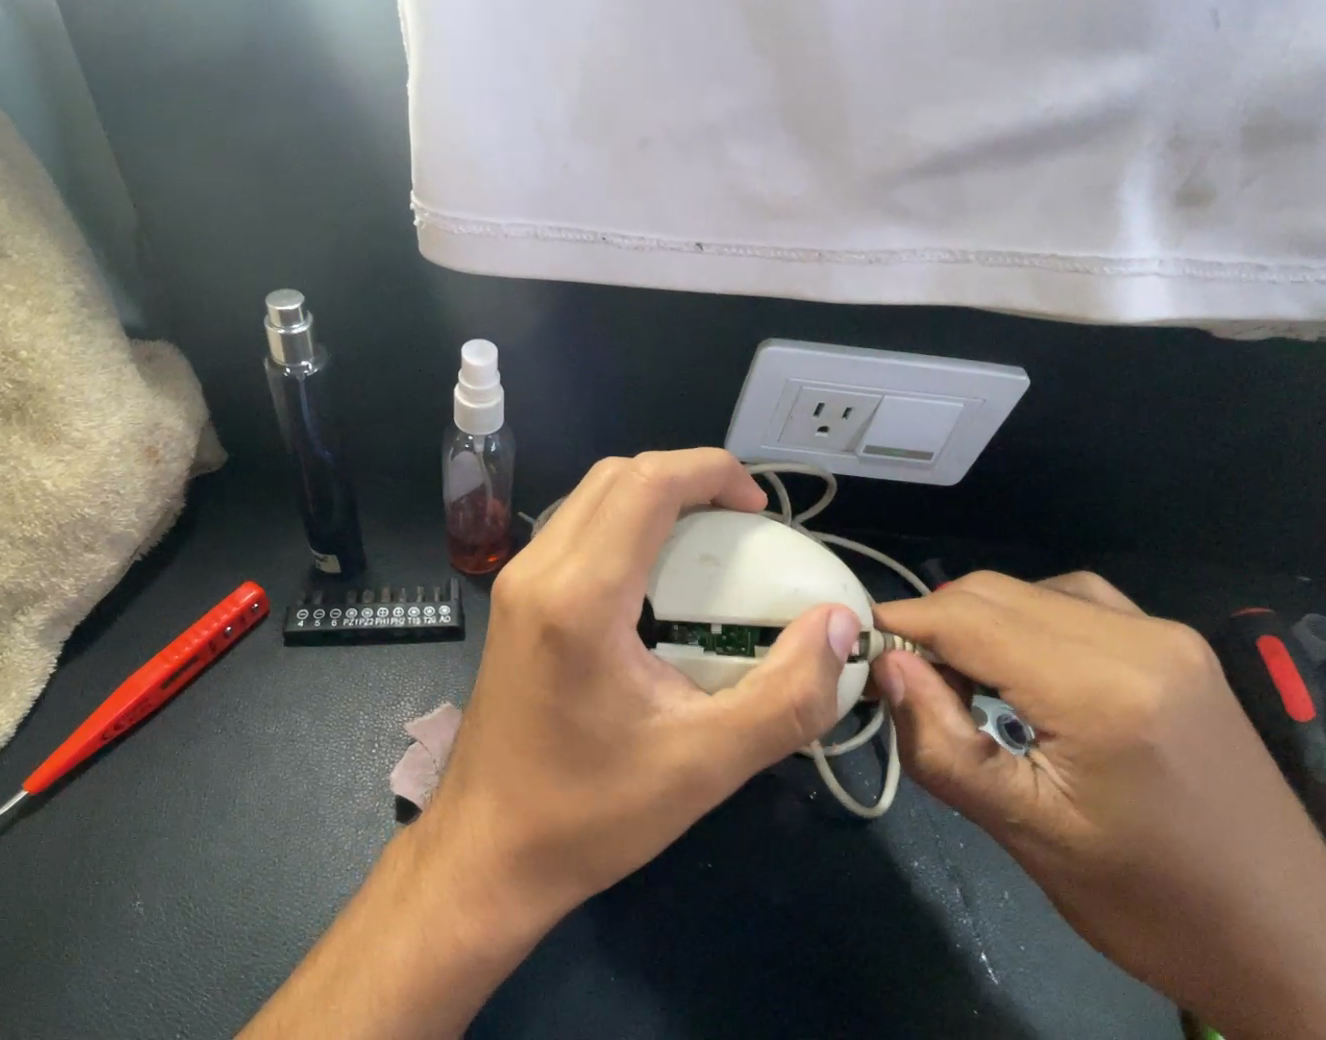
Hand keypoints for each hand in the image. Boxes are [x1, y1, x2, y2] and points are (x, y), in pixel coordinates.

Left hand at [247, 449, 859, 1039]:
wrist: (486, 854)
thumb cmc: (590, 813)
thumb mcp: (706, 764)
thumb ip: (788, 695)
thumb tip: (838, 627)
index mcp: (579, 596)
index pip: (646, 483)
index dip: (712, 471)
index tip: (761, 508)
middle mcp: (537, 572)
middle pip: (615, 477)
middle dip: (686, 479)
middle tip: (742, 525)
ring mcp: (515, 586)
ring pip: (588, 500)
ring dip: (651, 501)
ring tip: (707, 547)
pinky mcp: (512, 607)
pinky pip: (571, 534)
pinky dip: (621, 530)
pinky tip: (656, 585)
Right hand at [873, 572, 1325, 1039]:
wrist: (1289, 940)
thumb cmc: (1147, 903)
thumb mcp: (1023, 832)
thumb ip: (939, 742)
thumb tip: (885, 665)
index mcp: (1102, 689)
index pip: (964, 618)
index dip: (897, 626)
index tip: (853, 655)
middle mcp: (1138, 639)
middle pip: (991, 592)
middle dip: (930, 626)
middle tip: (903, 688)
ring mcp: (1164, 635)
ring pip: (1026, 591)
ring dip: (972, 624)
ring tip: (957, 688)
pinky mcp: (1174, 647)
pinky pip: (1070, 604)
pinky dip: (1020, 623)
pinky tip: (1017, 674)